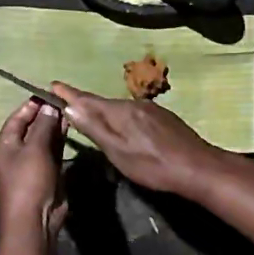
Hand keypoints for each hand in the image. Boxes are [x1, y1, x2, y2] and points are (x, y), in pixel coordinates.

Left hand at [0, 98, 67, 237]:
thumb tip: (49, 107)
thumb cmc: (29, 179)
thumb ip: (43, 126)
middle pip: (31, 127)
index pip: (17, 117)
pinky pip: (52, 152)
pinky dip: (60, 141)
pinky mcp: (45, 173)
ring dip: (54, 127)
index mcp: (5, 143)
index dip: (32, 105)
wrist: (34, 218)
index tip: (49, 93)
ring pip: (43, 139)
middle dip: (45, 115)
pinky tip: (70, 129)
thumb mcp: (35, 149)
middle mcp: (15, 151)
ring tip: (70, 111)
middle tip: (64, 101)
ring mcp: (31, 163)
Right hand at [49, 83, 226, 196]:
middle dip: (84, 104)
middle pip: (102, 103)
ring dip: (104, 113)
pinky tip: (125, 132)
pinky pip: (133, 114)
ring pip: (119, 109)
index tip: (52, 85)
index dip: (68, 93)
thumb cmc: (153, 165)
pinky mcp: (163, 118)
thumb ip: (93, 128)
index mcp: (118, 111)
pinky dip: (121, 119)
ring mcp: (151, 110)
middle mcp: (133, 104)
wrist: (201, 169)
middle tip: (67, 106)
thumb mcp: (117, 151)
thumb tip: (69, 107)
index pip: (86, 99)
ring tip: (94, 122)